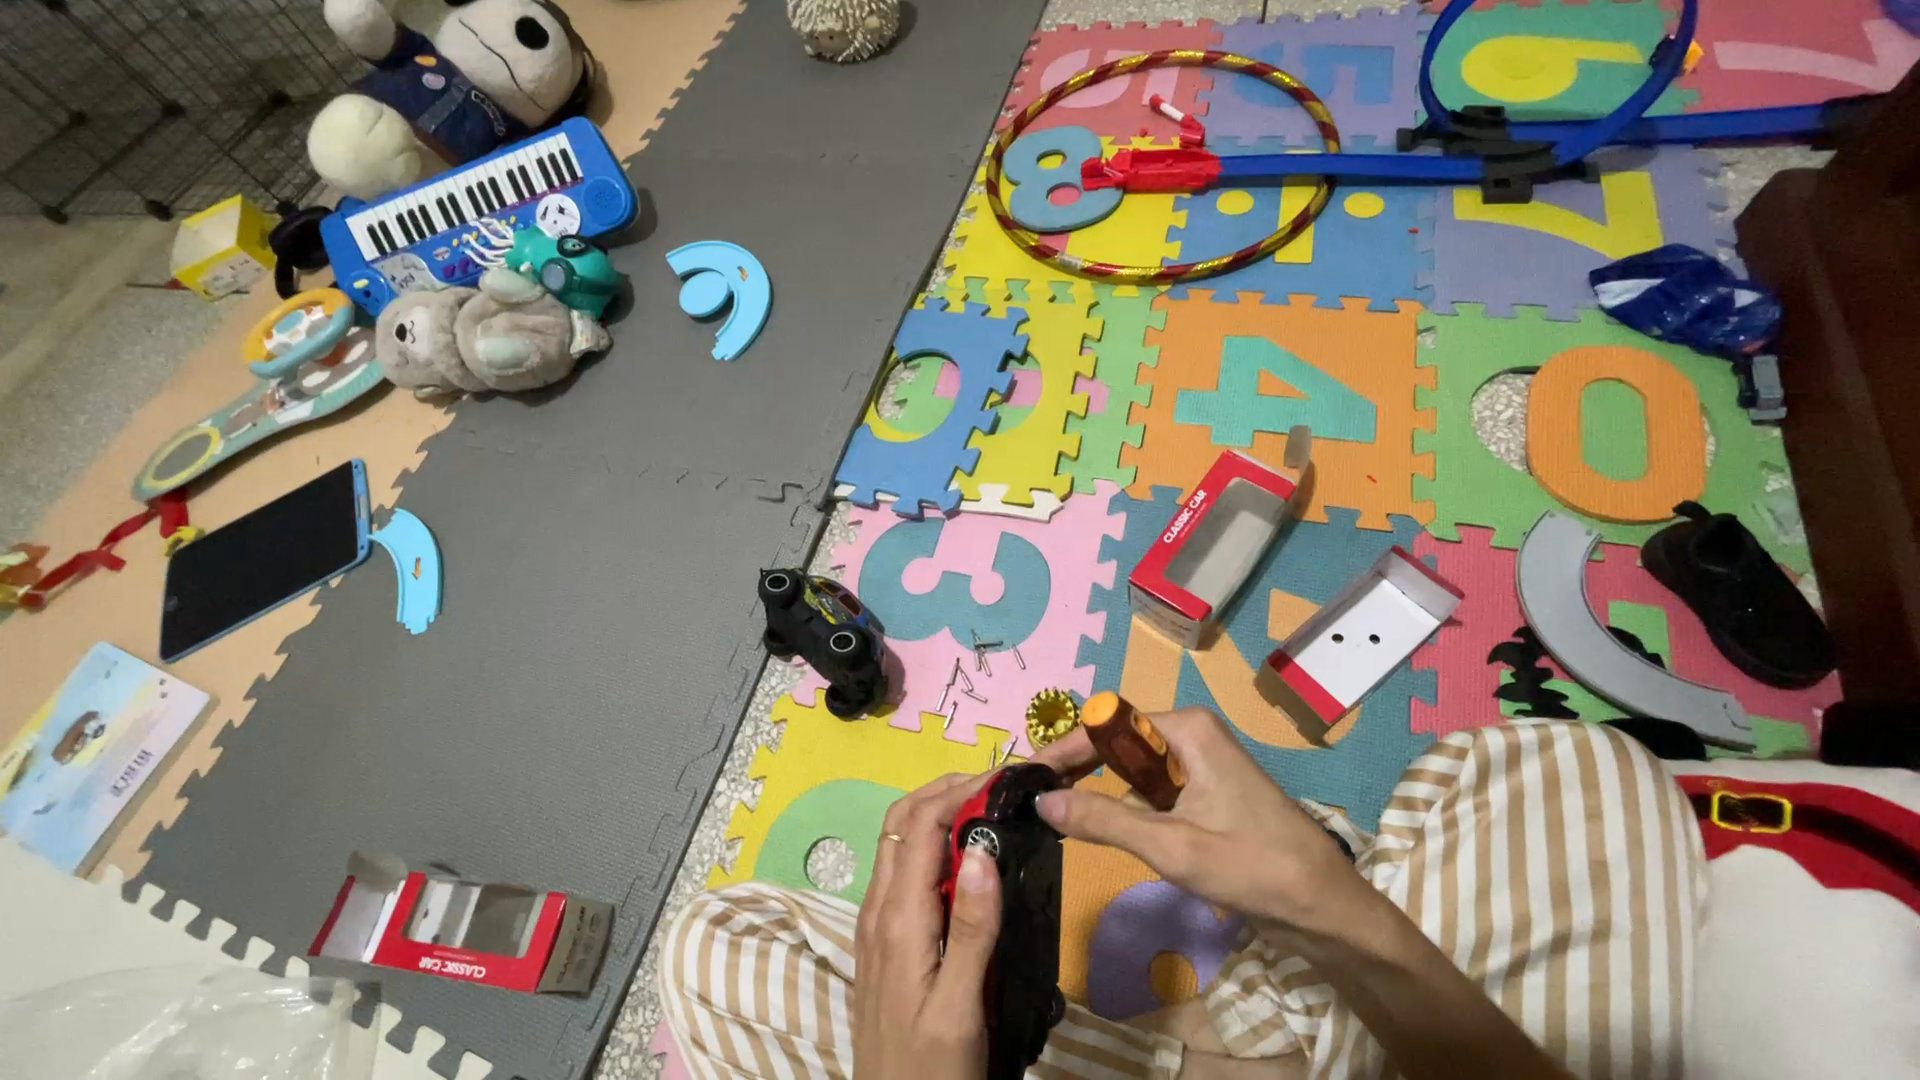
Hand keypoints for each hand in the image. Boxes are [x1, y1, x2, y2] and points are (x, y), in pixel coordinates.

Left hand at [853, 772, 1003, 1079]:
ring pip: (899, 840)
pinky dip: (931, 841)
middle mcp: (879, 907)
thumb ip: (972, 928)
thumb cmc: (931, 1069)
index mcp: (899, 916)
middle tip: (998, 785)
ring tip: (987, 807)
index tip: (1005, 777)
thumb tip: (983, 847)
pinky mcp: (883, 937)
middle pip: (903, 820)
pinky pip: (901, 868)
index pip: (922, 824)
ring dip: (937, 810)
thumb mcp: (961, 1008)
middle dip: (946, 788)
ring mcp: (876, 921)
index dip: (960, 790)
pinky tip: (965, 857)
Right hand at [1031, 707, 1363, 932]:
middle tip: (1032, 800)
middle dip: (1075, 770)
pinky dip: (1123, 807)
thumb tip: (1041, 801)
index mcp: (1185, 729)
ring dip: (1097, 791)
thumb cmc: (1254, 866)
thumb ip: (1104, 820)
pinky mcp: (1203, 791)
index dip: (1061, 750)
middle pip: (1115, 744)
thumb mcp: (1172, 845)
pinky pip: (1149, 789)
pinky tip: (1100, 827)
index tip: (1022, 775)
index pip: (1105, 727)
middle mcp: (1189, 734)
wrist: (1326, 909)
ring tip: (1054, 814)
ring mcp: (1198, 763)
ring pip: (1130, 770)